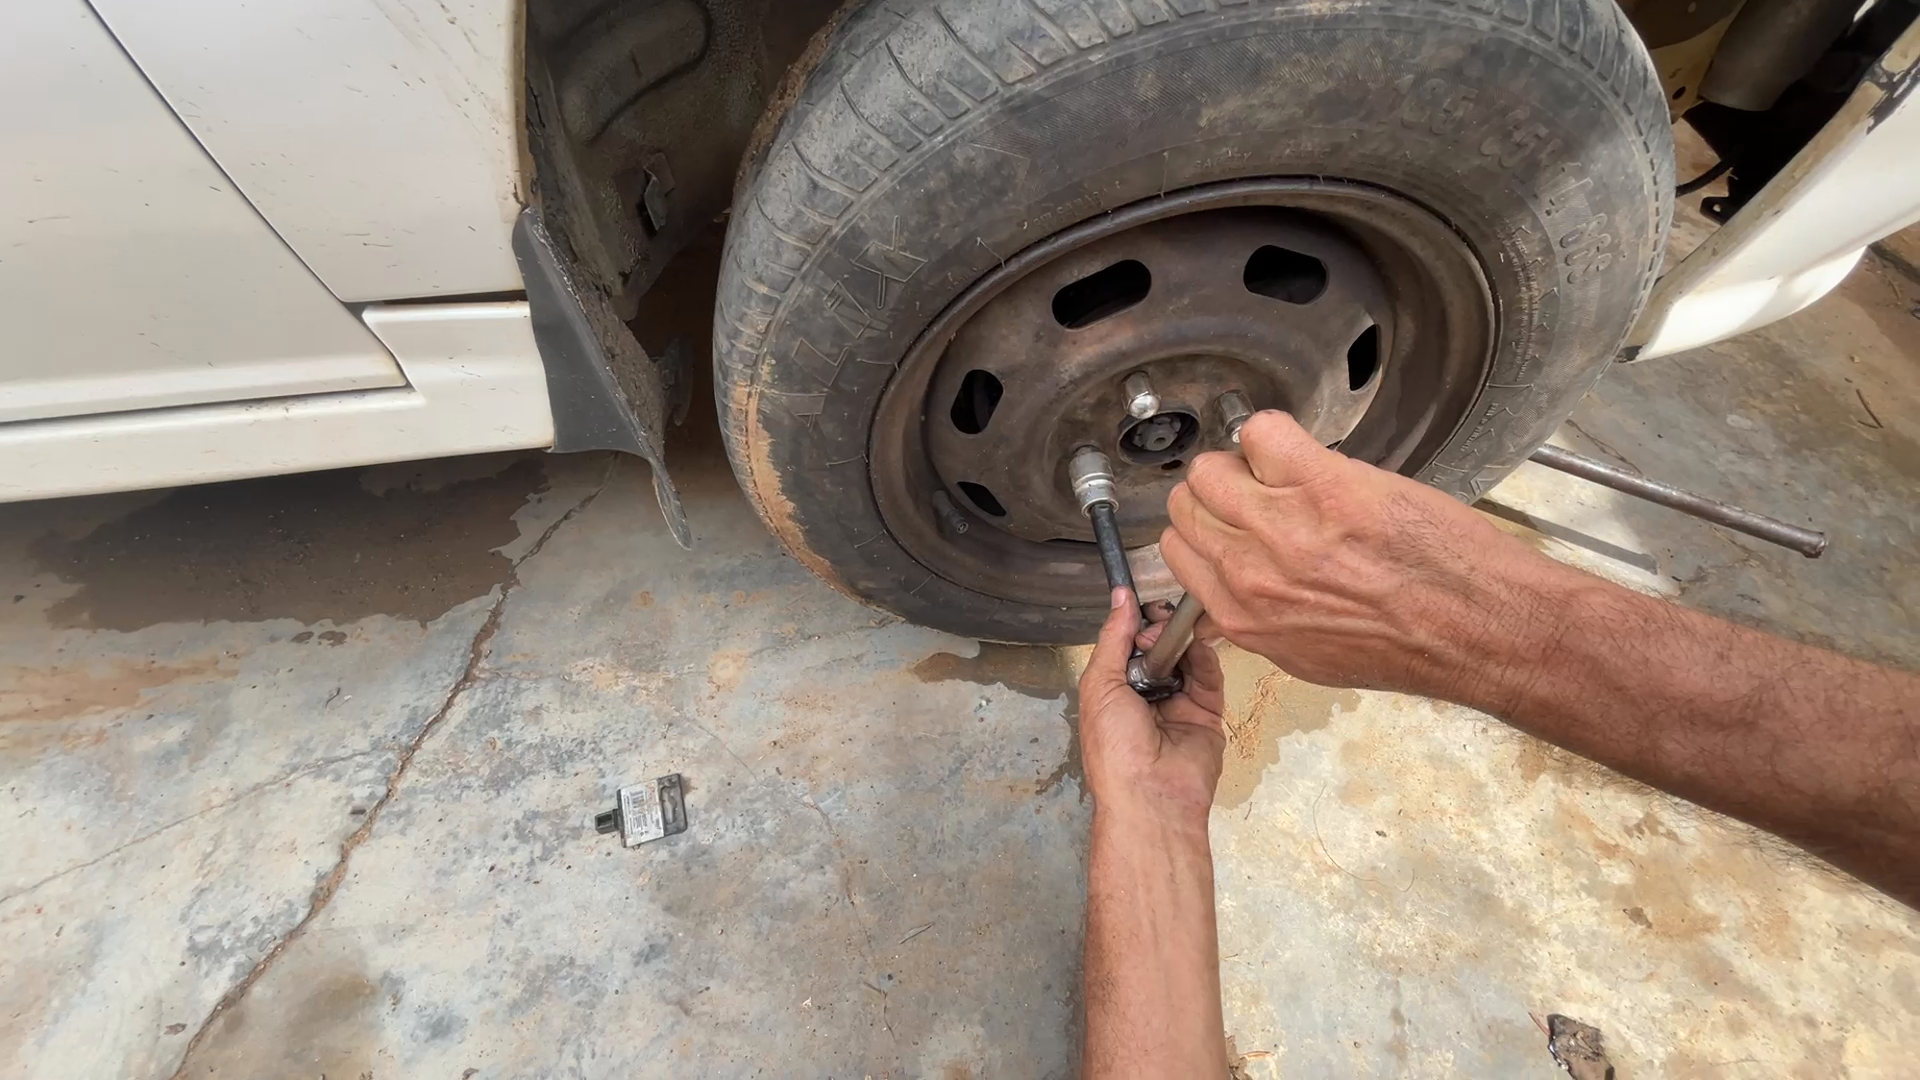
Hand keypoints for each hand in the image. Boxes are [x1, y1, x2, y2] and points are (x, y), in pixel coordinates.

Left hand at [1077, 587, 1227, 817]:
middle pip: (1157, 648)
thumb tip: (1120, 597)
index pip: (1126, 646)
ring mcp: (1177, 704)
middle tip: (1157, 622)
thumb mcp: (1100, 684)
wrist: (1151, 794)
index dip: (1133, 624)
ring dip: (1179, 641)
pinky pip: (1209, 678)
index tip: (1140, 605)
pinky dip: (1204, 659)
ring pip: (1185, 658)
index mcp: (1113, 691)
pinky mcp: (1207, 713)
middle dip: (1157, 630)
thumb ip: (1113, 638)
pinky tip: (1196, 647)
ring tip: (1171, 639)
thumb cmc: (1114, 744)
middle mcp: (1144, 695)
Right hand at [1160, 411, 1559, 701]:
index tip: (1223, 522)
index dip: (1201, 530)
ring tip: (1279, 472)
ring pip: (1211, 468)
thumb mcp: (1303, 658)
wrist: (1479, 628)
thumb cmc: (1401, 648)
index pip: (1176, 549)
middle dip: (1215, 495)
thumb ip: (1252, 621)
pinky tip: (1300, 454)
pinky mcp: (1324, 484)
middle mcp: (1248, 569)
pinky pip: (1261, 433)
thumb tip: (1222, 594)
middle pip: (1187, 503)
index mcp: (1239, 613)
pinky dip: (1272, 435)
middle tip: (1254, 493)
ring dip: (1240, 464)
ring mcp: (1282, 524)